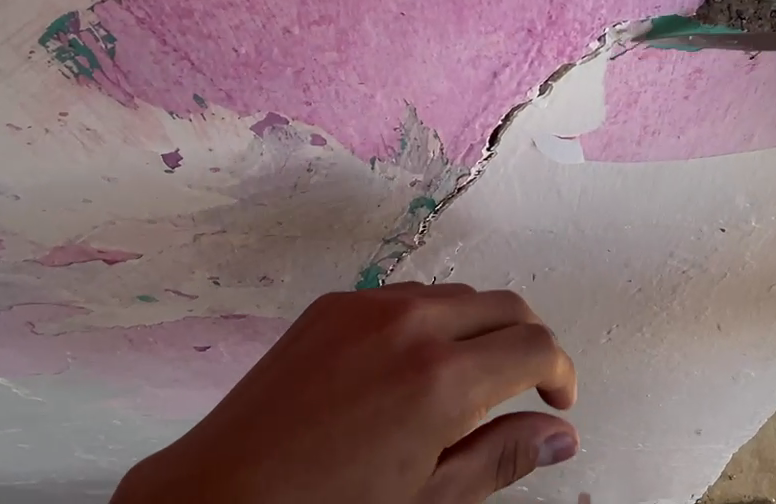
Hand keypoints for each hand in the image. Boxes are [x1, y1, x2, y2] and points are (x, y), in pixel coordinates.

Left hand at [112, 282, 577, 503]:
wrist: (215, 502)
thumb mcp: (426, 500)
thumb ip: (501, 458)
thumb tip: (559, 435)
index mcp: (443, 379)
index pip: (536, 345)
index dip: (559, 371)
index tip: (556, 398)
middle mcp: (413, 323)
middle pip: (505, 305)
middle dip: (527, 341)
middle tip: (526, 384)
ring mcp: (371, 305)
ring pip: (458, 294)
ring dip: (479, 326)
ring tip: (466, 378)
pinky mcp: (336, 303)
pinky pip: (407, 294)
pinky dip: (430, 318)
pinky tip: (411, 363)